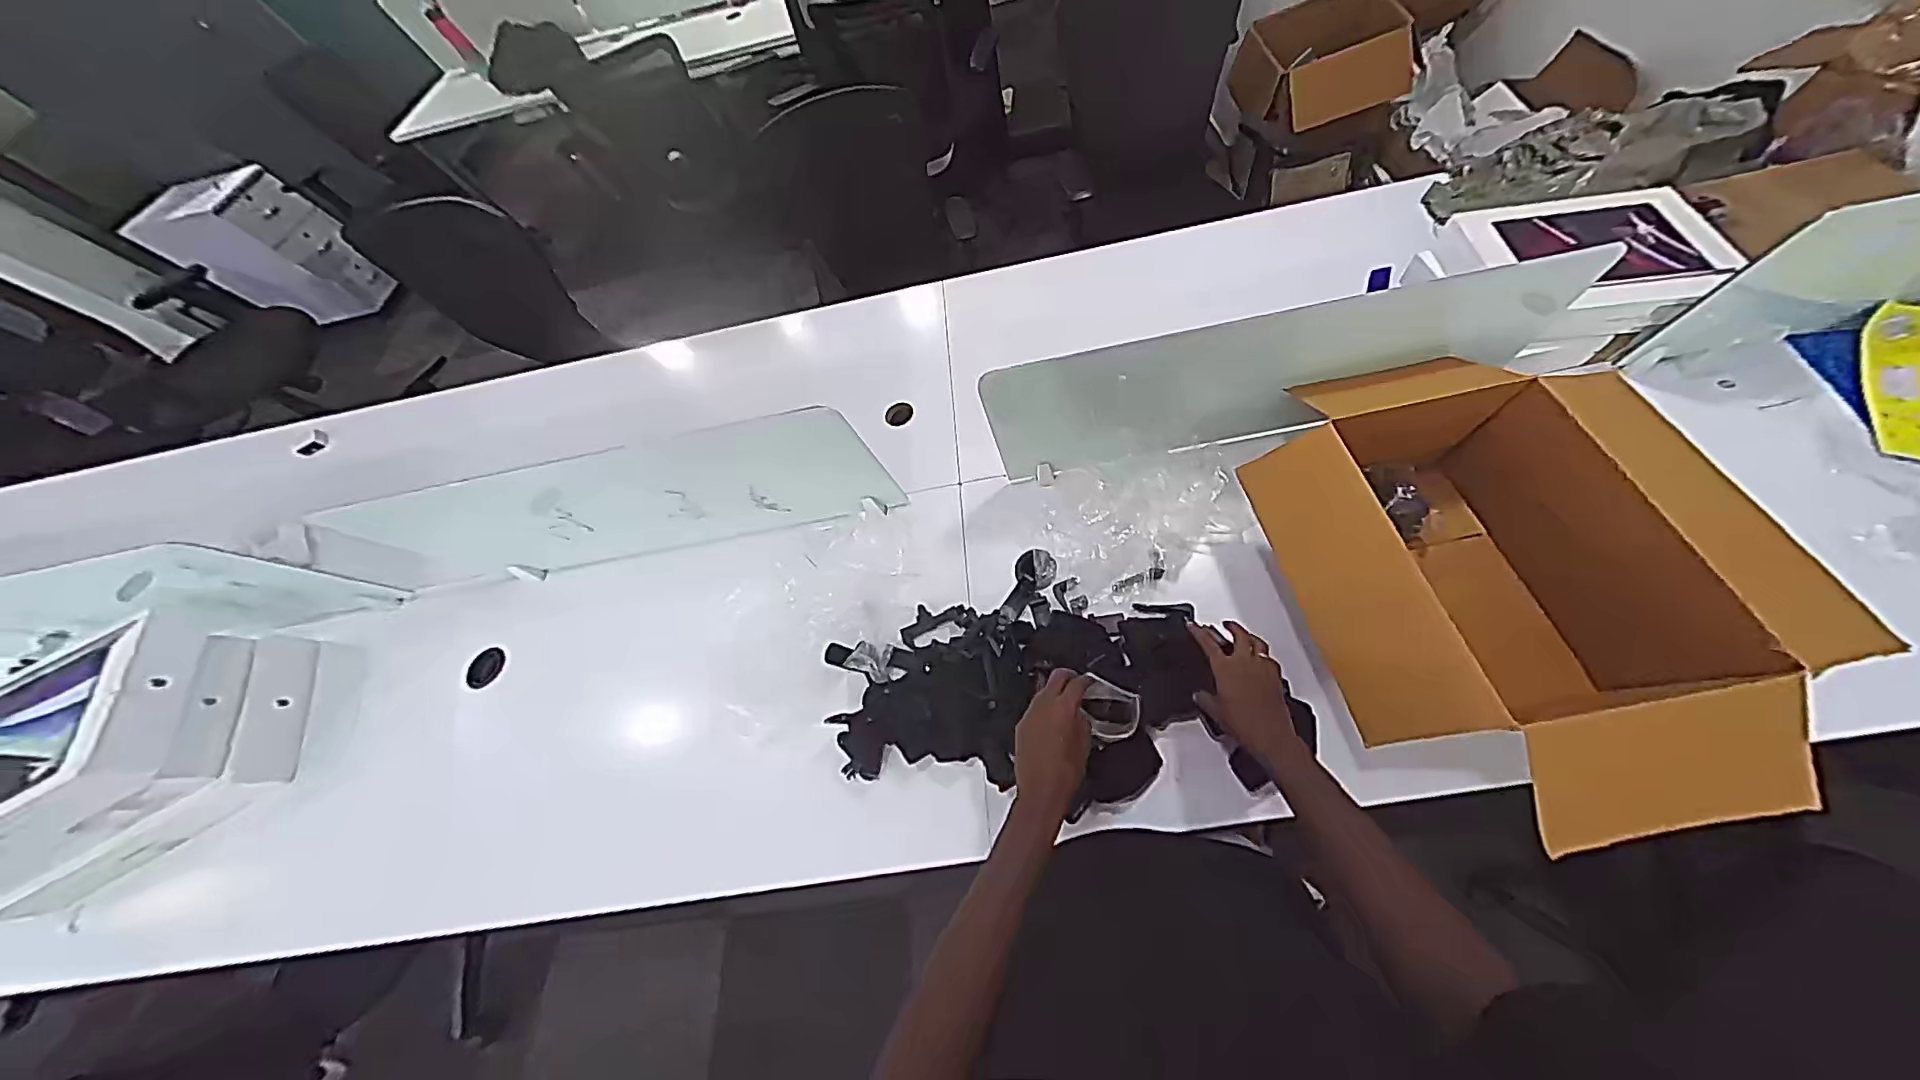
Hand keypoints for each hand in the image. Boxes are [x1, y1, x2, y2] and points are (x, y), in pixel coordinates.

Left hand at [1014, 669, 1092, 817]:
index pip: (1077, 683)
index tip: (1090, 682)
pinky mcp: (1021, 725)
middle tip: (1078, 682)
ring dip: (1054, 692)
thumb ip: (1082, 723)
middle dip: (1069, 676)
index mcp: (1063, 709)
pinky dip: (1044, 707)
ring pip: (1042, 691)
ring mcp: (1029, 715)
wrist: (1040, 791)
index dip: (1086, 680)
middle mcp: (1043, 707)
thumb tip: (1080, 715)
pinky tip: (1051, 718)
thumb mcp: (1084, 745)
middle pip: (1056, 677)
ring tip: (1066, 701)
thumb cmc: (1063, 775)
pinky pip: (1033, 708)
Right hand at [1189, 621, 1297, 752]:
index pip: (1208, 643)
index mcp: (1225, 668)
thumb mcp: (1216, 712)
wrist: (1270, 735)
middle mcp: (1244, 663)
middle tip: (1223, 624)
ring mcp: (1262, 667)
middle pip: (1238, 634)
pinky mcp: (1275, 676)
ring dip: (1248, 635)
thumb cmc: (1244, 723)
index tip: (1194, 626)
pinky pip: (1268, 657)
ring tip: (1244, 634)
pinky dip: (1262, 653)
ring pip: (1256, 642)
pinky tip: (1261, 658)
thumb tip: (1200, 695)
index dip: (1199, 632)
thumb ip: (1205, 699)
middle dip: (1229, 627)